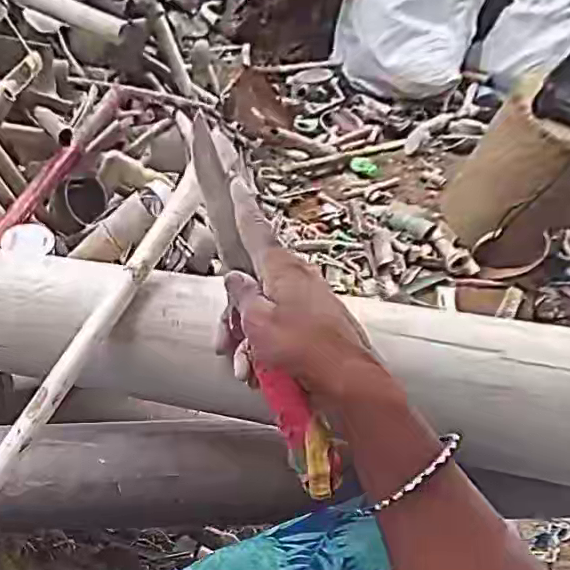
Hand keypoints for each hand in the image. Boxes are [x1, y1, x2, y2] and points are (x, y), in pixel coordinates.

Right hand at [215, 177, 386, 403]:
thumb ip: (240, 297)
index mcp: (283, 270)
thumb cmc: (305, 350)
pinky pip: (275, 336)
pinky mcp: (310, 331)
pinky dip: (263, 354)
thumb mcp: (257, 321)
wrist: (344, 383)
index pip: (256, 231)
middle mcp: (296, 283)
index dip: (243, 210)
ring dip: (246, 343)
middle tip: (226, 342)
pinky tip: (262, 373)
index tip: (237, 186)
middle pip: (250, 289)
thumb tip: (234, 280)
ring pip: (259, 317)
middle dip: (233, 319)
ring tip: (247, 366)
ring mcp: (305, 307)